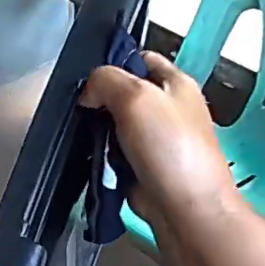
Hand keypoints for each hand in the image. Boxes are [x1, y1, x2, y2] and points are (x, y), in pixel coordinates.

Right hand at [79, 53, 241, 233]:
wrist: (184, 206)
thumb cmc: (169, 148)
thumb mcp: (136, 98)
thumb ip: (106, 81)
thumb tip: (87, 93)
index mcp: (175, 83)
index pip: (139, 59)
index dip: (113, 64)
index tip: (87, 80)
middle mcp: (166, 107)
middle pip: (121, 92)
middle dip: (98, 99)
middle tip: (80, 109)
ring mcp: (153, 138)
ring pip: (112, 122)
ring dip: (95, 129)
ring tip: (83, 135)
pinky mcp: (140, 164)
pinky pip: (111, 150)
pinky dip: (99, 153)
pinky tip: (91, 157)